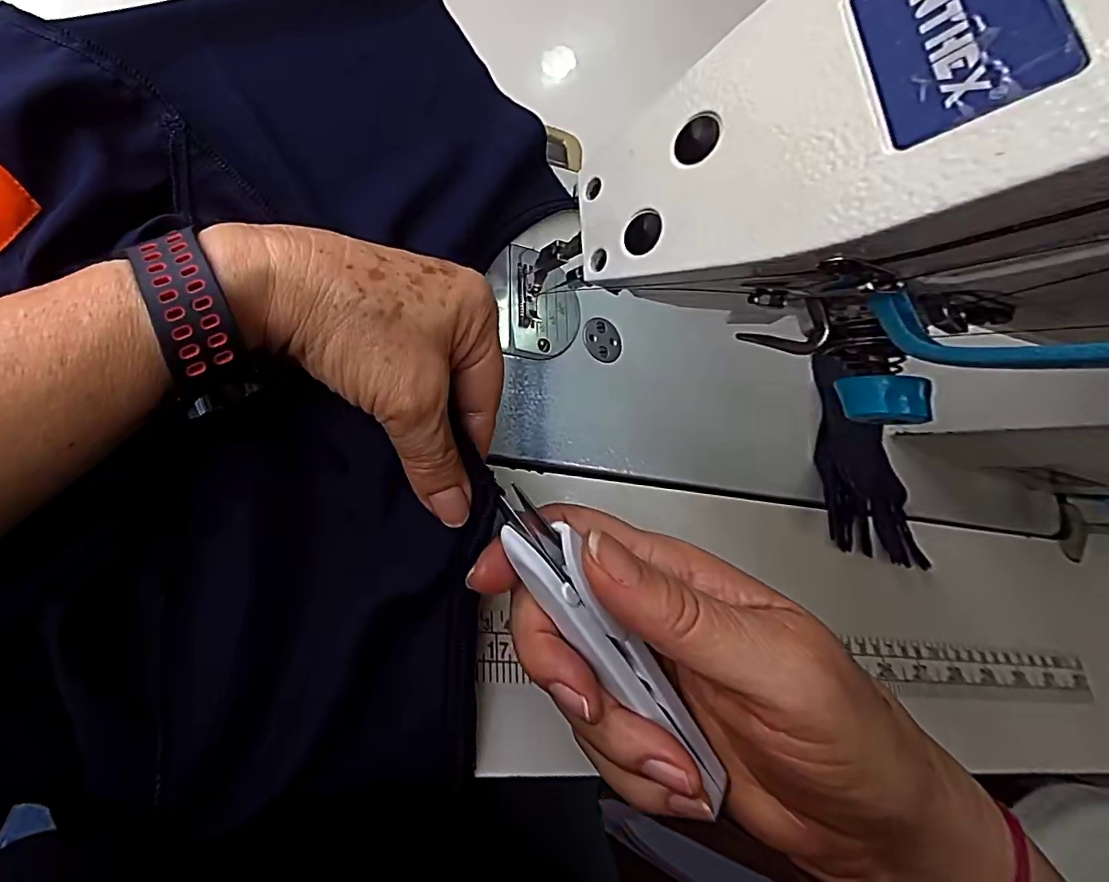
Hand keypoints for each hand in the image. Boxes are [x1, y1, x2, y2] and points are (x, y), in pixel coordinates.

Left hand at [200, 223, 500, 526]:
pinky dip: (372, 383)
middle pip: (448, 384)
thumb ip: (434, 455)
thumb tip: (452, 501)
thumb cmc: (348, 314)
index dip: (471, 442)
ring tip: (382, 421)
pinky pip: (377, 359)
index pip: (487, 393)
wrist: (275, 286)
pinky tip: (359, 394)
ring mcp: (393, 301)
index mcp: (473, 306)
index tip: (456, 481)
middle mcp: (437, 297)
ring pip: (410, 373)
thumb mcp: (411, 398)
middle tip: (418, 459)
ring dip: (398, 403)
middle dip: (431, 422)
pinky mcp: (355, 310)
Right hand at [467, 505, 1026, 881]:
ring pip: (564, 679)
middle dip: (559, 664)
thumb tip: (596, 551)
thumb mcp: (776, 666)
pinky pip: (589, 733)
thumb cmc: (857, 739)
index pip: (571, 535)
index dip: (518, 546)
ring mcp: (633, 668)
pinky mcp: (632, 717)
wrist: (880, 835)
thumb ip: (677, 606)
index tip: (489, 576)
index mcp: (670, 578)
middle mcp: (640, 616)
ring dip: (612, 733)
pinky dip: (628, 766)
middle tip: (594, 700)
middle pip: (547, 611)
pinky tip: (681, 775)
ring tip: (676, 759)